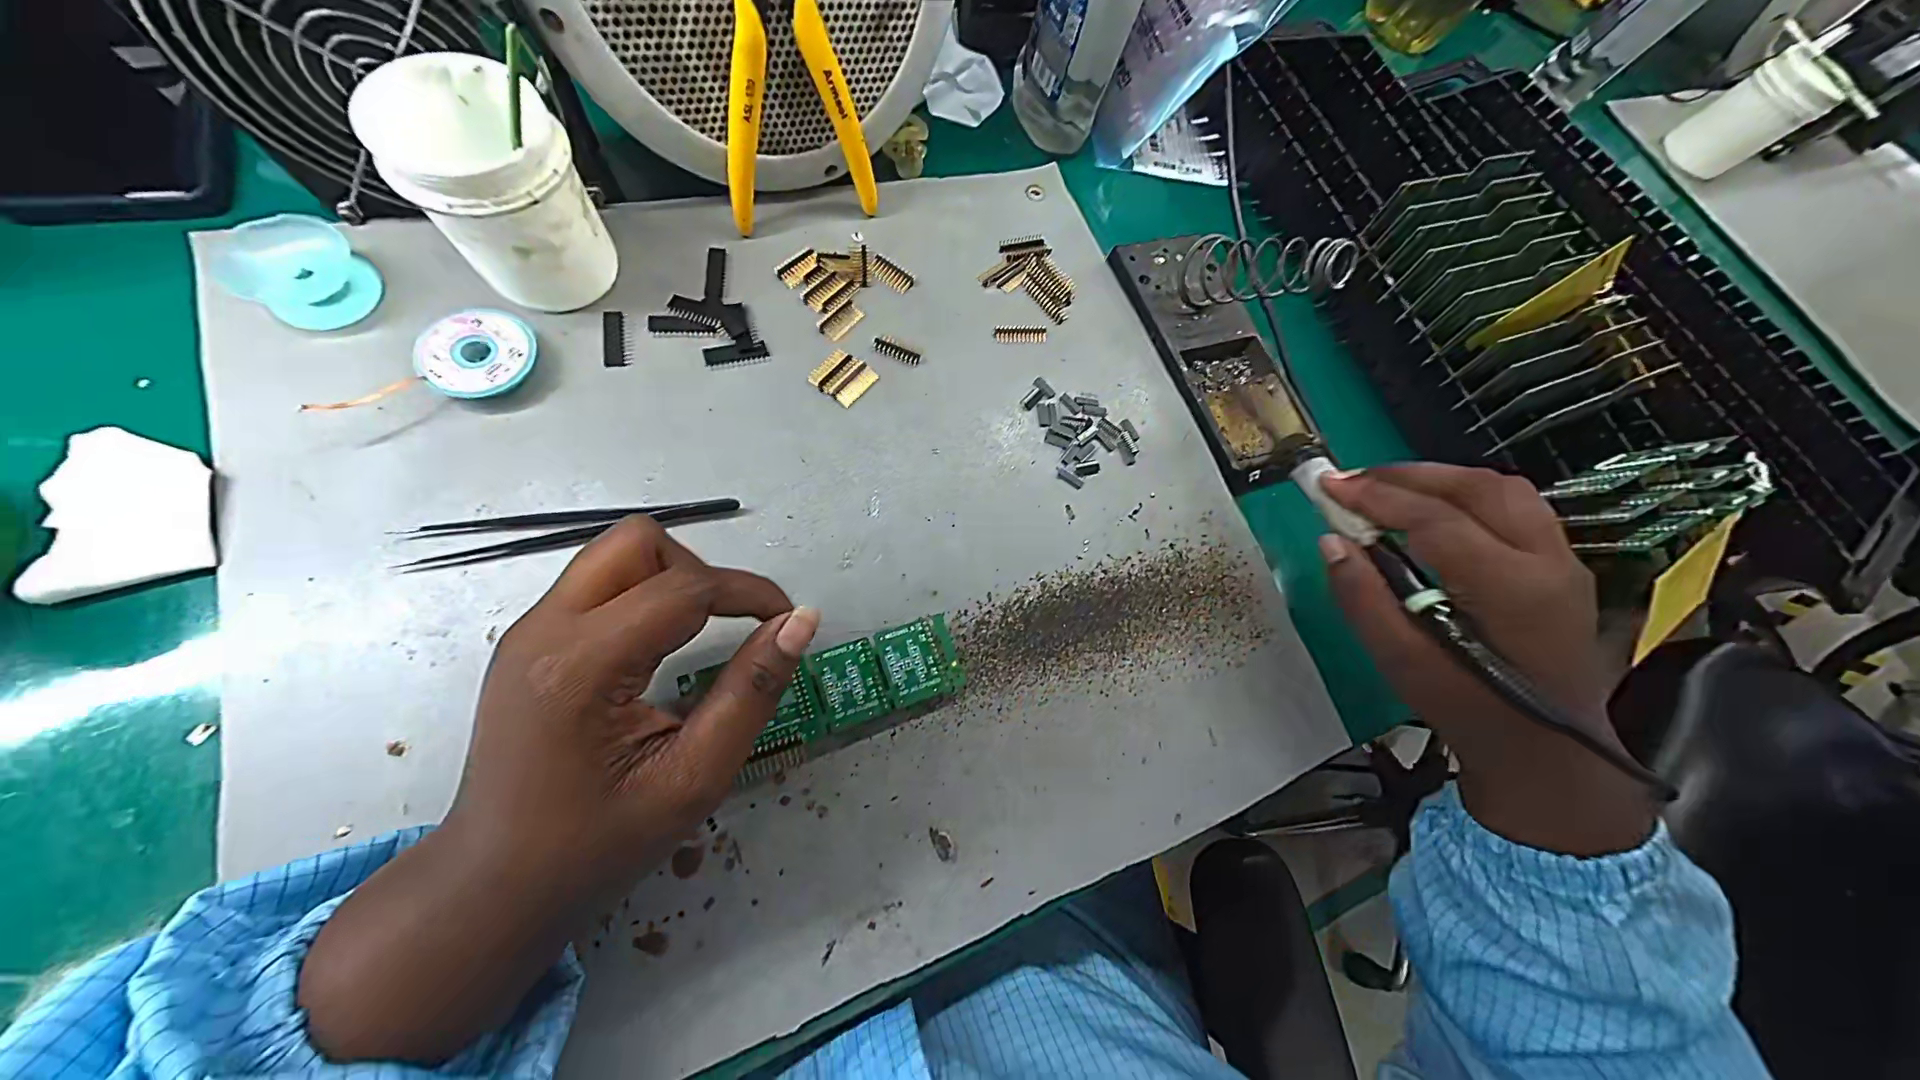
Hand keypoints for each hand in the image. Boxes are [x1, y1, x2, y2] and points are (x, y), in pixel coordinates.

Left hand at [301, 517, 819, 1062]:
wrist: (493, 887)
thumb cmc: (597, 845)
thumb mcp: (694, 779)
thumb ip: (752, 693)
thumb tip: (800, 622)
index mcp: (580, 667)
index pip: (682, 587)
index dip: (749, 592)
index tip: (786, 619)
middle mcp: (544, 630)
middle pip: (638, 541)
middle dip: (700, 572)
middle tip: (728, 626)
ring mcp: (529, 631)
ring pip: (616, 553)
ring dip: (671, 579)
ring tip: (696, 636)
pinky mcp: (529, 640)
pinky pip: (599, 583)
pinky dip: (644, 596)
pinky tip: (656, 650)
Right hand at [1319, 464, 1653, 854]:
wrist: (1547, 752)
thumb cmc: (1467, 709)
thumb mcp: (1401, 662)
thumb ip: (1363, 599)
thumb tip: (1332, 542)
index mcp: (1508, 589)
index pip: (1436, 519)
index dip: (1377, 496)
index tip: (1329, 485)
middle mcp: (1547, 562)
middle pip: (1477, 488)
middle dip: (1407, 475)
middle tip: (1352, 481)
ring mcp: (1563, 560)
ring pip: (1502, 489)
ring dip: (1439, 479)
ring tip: (1386, 487)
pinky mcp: (1562, 565)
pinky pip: (1513, 507)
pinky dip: (1464, 495)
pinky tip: (1429, 509)